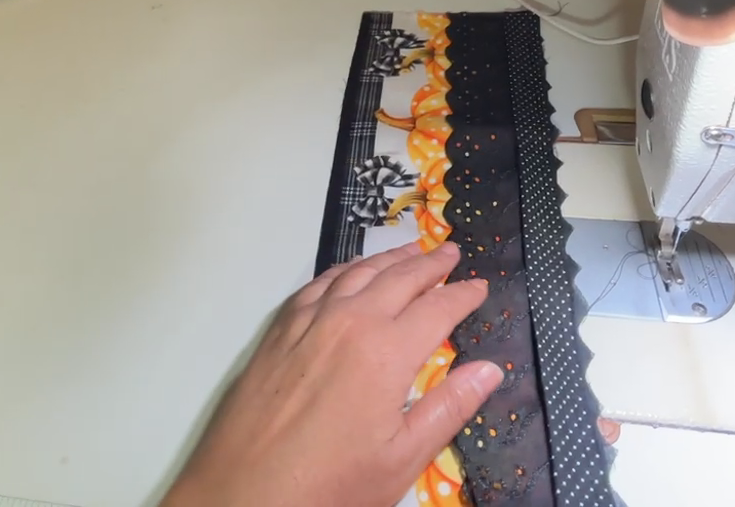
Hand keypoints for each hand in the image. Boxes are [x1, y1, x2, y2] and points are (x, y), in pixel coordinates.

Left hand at [160, 241, 500, 506]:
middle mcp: (351, 319)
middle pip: (400, 277)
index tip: (481, 285)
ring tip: (413, 250)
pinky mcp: (283, 324)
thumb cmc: (331, 484)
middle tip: (453, 253)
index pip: (437, 308)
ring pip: (360, 271)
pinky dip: (348, 269)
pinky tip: (355, 271)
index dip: (463, 295)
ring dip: (391, 258)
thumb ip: (448, 408)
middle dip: (431, 263)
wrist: (244, 490)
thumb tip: (490, 369)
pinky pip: (322, 281)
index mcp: (387, 350)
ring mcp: (312, 316)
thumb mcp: (401, 459)